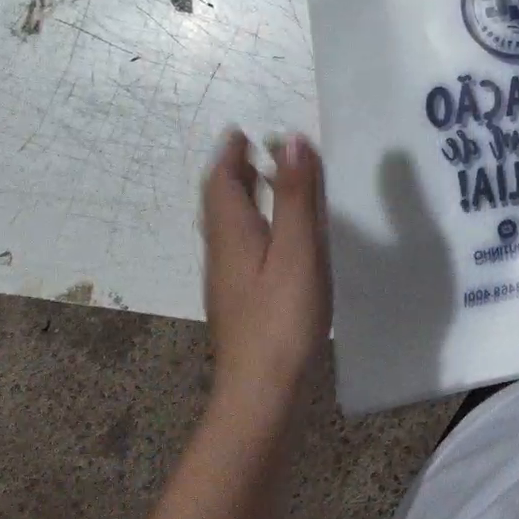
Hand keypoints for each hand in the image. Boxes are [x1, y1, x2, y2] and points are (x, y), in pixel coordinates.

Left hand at [201, 128, 331, 407]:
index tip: (239, 130)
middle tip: (253, 148)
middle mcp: (223, 253)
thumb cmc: (282, 315)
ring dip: (243, 196)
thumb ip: (297, 195)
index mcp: (233, 236)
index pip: (221, 184)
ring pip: (229, 225)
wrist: (262, 388)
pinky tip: (276, 234)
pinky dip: (254, 221)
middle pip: (220, 203)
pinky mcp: (243, 298)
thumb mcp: (298, 249)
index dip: (229, 155)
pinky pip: (242, 244)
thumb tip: (292, 139)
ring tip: (266, 180)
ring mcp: (230, 279)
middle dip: (233, 172)